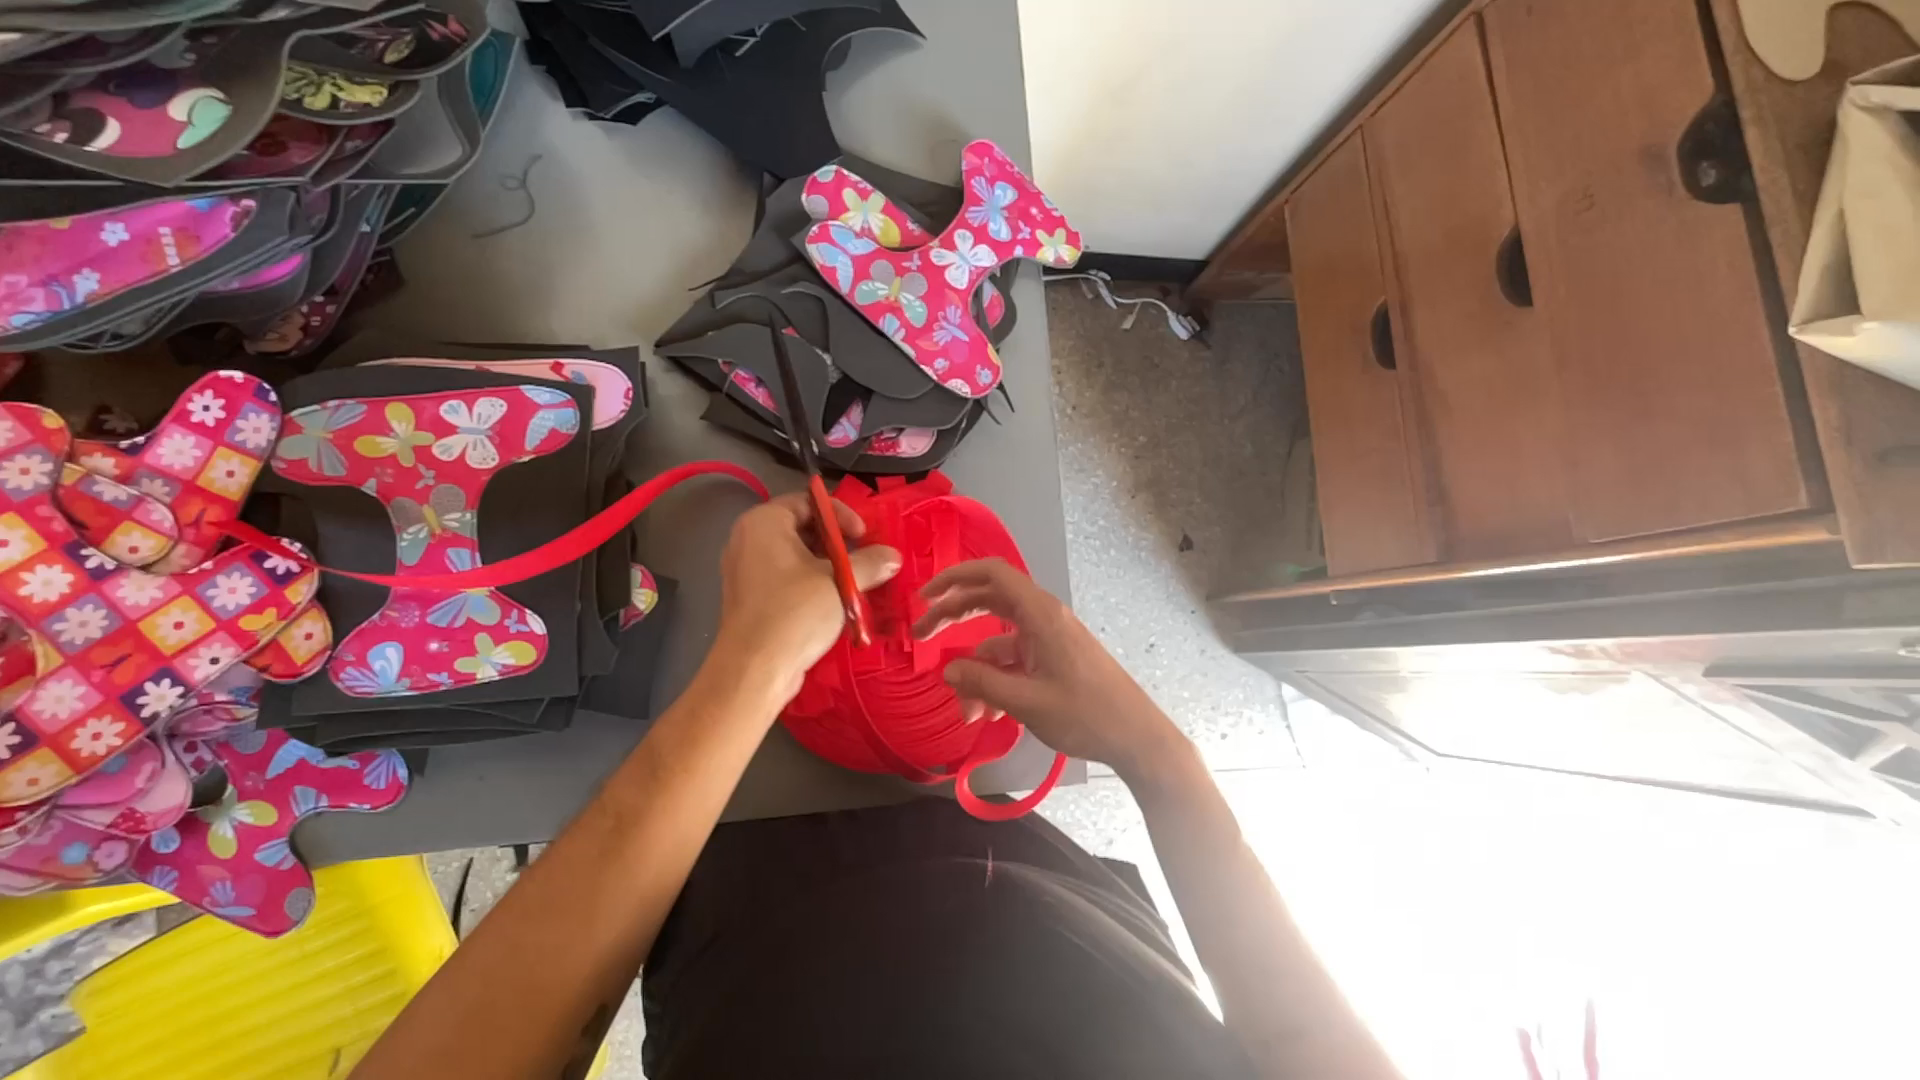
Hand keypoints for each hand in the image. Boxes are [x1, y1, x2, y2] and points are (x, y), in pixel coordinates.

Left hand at [714, 493, 899, 698]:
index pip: (808, 501)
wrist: (754, 670)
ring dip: (827, 566)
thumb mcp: (841, 583)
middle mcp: (748, 539)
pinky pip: (785, 578)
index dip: (840, 514)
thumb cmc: (795, 613)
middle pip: (801, 527)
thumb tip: (893, 556)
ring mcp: (745, 570)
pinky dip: (810, 584)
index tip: (863, 537)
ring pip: (795, 556)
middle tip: (862, 561)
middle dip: (836, 543)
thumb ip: (870, 563)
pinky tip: (833, 604)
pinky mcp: (750, 598)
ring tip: (853, 584)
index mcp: (763, 522)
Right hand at [912, 558, 1185, 779]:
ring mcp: (1050, 639)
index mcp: (1040, 614)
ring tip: (965, 710)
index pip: (992, 574)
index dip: (954, 577)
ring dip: (976, 670)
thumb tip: (947, 670)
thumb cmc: (1087, 715)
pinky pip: (1015, 661)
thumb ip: (983, 683)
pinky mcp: (1054, 660)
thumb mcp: (1027, 702)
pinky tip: (989, 715)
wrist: (1137, 737)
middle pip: (989, 602)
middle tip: (919, 637)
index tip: (925, 597)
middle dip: (952, 619)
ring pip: (998, 641)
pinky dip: (997, 681)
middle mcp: (1044, 618)